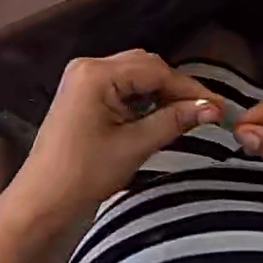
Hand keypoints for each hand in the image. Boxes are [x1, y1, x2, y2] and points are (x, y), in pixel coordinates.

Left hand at [13, 51, 221, 222]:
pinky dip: (141, 96)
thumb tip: (212, 108)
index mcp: (96, 74)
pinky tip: (158, 114)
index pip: (155, 70)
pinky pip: (120, 84)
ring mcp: (81, 77)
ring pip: (134, 73)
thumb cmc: (84, 173)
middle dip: (175, 87)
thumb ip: (173, 120)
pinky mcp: (81, 91)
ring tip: (185, 115)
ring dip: (159, 90)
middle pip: (144, 65)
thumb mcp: (134, 146)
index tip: (218, 106)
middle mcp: (87, 66)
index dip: (189, 88)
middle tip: (204, 111)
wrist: (44, 198)